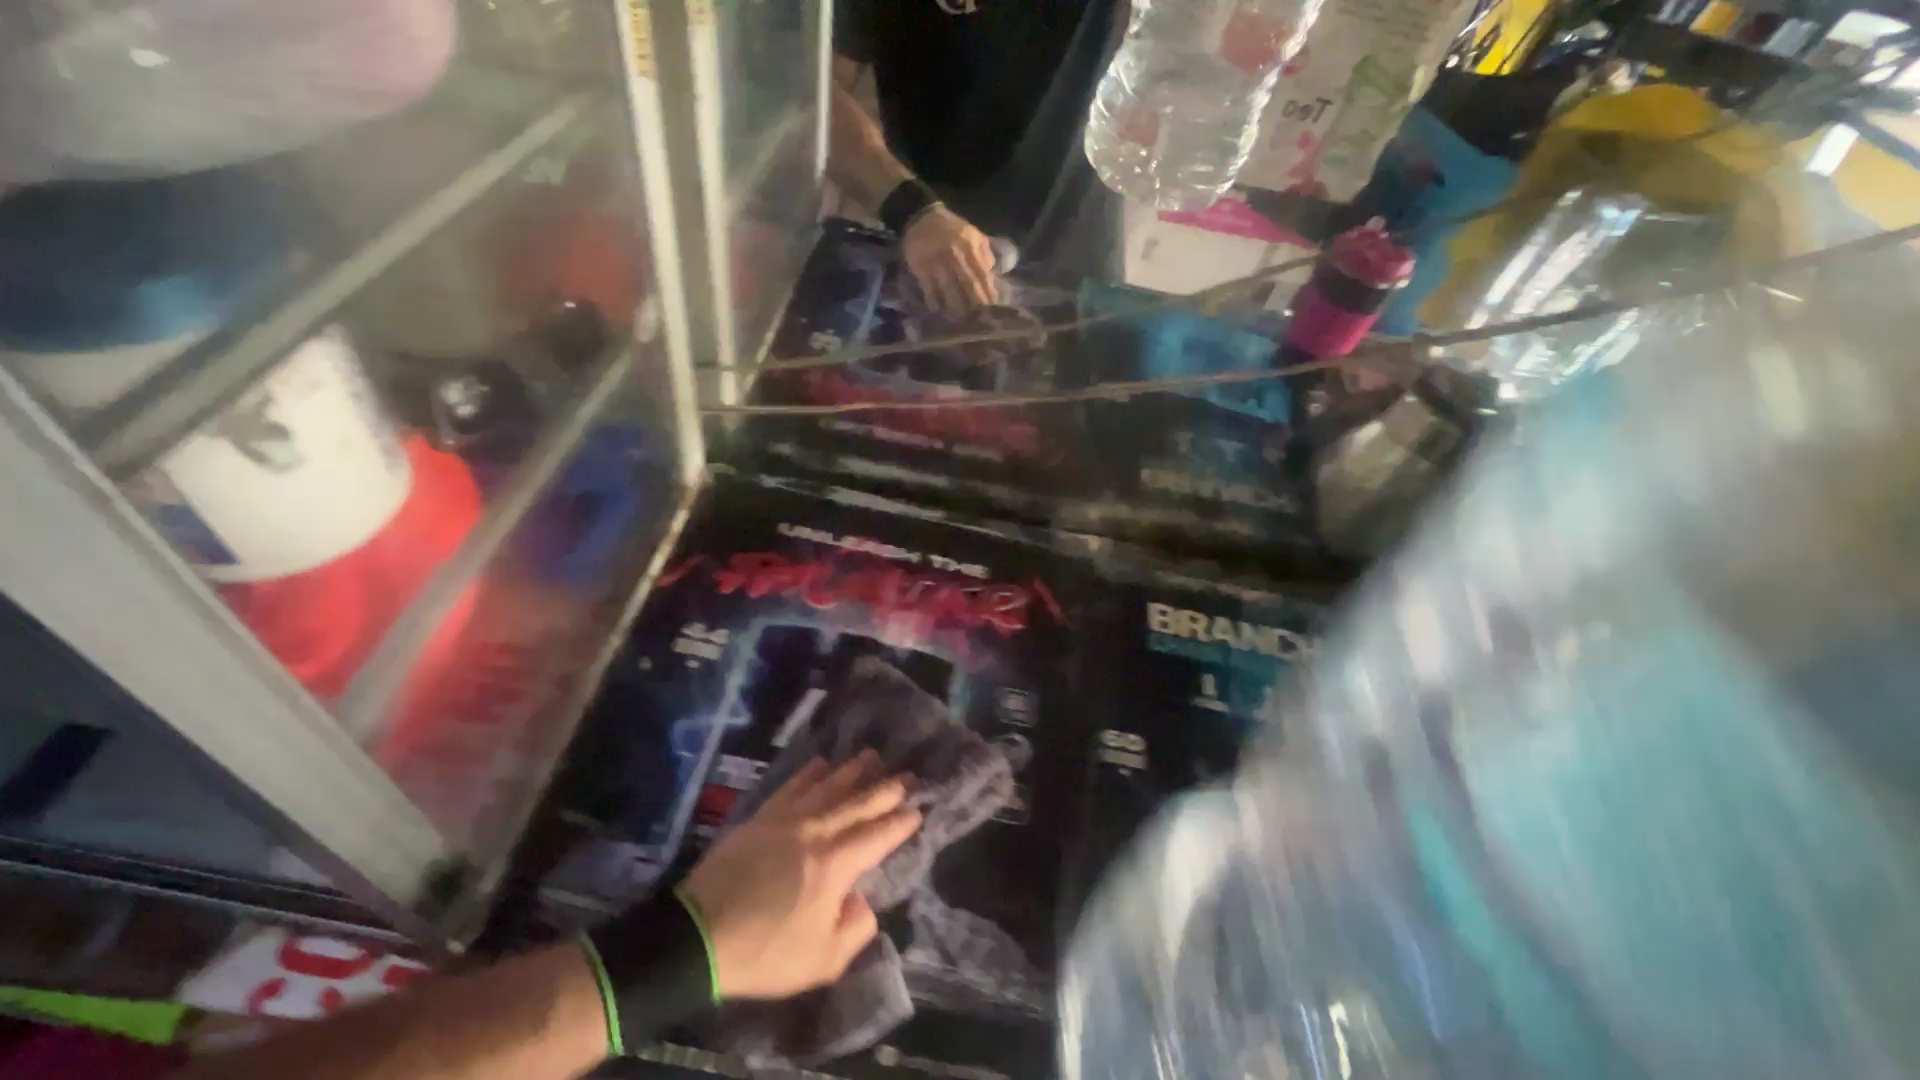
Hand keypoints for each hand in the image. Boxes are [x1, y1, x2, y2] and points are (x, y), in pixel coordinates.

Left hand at [678, 752, 920, 999]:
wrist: (696, 937)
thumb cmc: (763, 953)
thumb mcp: (822, 961)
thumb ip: (855, 930)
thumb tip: (861, 900)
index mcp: (834, 867)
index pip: (877, 837)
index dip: (900, 823)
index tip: (919, 809)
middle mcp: (814, 833)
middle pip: (856, 804)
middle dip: (885, 789)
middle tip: (907, 774)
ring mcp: (784, 821)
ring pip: (826, 788)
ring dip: (851, 771)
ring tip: (872, 756)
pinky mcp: (759, 819)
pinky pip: (790, 787)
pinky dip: (808, 773)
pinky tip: (821, 763)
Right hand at [902, 204, 997, 314]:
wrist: (922, 217)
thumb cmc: (952, 229)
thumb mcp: (974, 235)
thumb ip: (985, 254)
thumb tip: (993, 275)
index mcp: (970, 246)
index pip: (982, 274)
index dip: (988, 293)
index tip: (994, 308)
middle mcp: (954, 255)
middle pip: (967, 283)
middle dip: (975, 303)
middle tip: (981, 320)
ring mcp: (936, 262)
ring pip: (948, 288)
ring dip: (956, 306)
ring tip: (962, 321)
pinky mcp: (921, 267)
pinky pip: (929, 287)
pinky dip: (934, 300)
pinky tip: (939, 311)